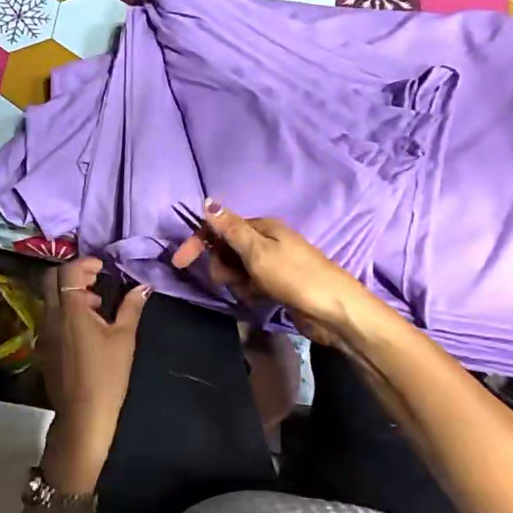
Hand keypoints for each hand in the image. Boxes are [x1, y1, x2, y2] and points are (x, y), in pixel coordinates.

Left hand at [37, 256, 150, 492]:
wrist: (82, 415)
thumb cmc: (107, 375)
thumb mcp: (123, 338)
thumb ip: (131, 307)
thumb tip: (143, 286)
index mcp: (69, 309)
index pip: (68, 270)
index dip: (85, 263)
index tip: (102, 268)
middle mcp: (50, 315)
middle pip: (51, 278)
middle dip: (73, 274)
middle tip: (96, 283)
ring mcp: (42, 330)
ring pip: (48, 297)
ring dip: (68, 293)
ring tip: (95, 308)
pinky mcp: (42, 345)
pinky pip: (48, 316)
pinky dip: (63, 310)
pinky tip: (84, 328)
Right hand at [169, 201, 371, 349]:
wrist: (333, 311)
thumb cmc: (294, 277)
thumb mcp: (257, 251)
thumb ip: (230, 228)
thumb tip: (208, 201)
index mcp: (262, 227)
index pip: (219, 228)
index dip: (198, 243)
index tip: (179, 263)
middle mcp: (266, 241)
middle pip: (226, 250)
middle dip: (222, 267)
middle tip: (233, 280)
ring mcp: (272, 263)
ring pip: (236, 270)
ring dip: (236, 282)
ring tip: (252, 292)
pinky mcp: (277, 284)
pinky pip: (250, 284)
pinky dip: (249, 292)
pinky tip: (260, 300)